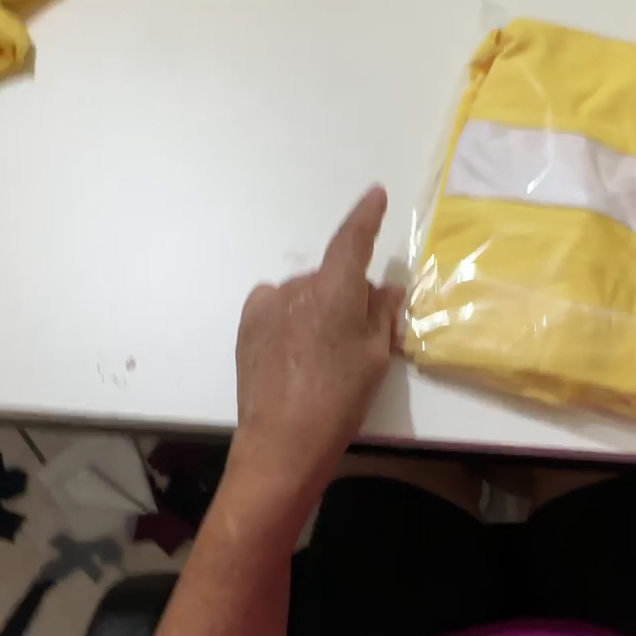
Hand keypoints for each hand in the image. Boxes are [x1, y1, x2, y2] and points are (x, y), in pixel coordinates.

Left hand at [233, 186, 401, 489]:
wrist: (283, 441)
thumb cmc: (339, 401)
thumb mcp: (375, 358)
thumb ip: (382, 315)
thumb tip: (386, 288)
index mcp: (334, 292)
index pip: (352, 240)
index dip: (366, 216)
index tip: (375, 195)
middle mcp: (297, 288)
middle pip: (331, 276)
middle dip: (347, 294)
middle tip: (361, 336)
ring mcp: (268, 306)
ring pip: (305, 293)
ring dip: (319, 308)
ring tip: (324, 353)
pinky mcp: (248, 325)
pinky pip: (279, 305)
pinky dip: (293, 316)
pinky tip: (298, 348)